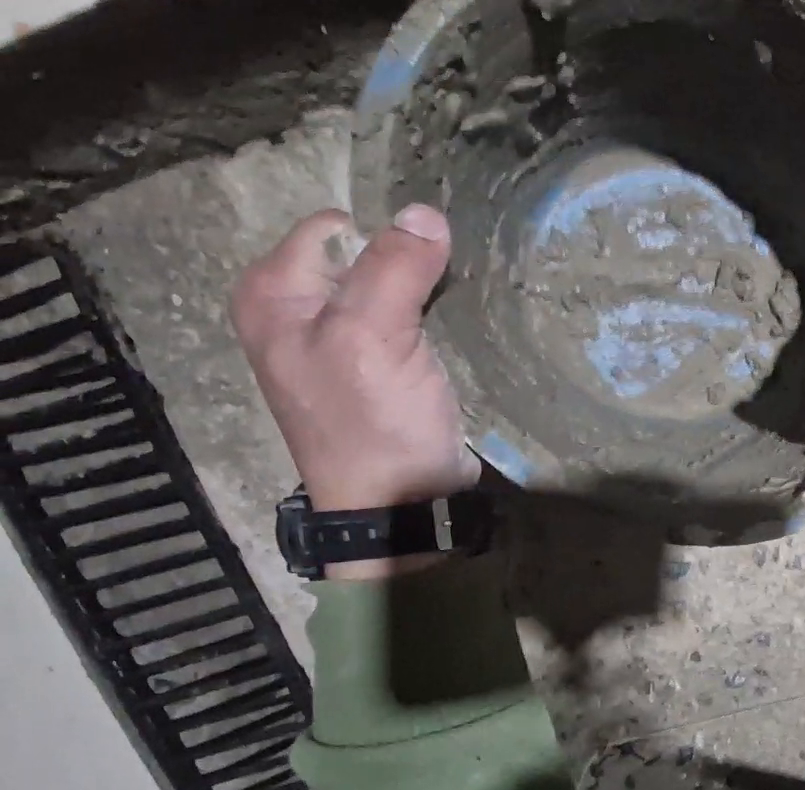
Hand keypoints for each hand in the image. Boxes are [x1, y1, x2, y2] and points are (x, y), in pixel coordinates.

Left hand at [230, 206, 479, 578]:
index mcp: (275, 296)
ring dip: (436, 296)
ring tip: (473, 302)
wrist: (401, 507)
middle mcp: (303, 315)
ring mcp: (348, 348)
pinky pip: (416, 329)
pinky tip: (470, 331)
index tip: (438, 253)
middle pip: (369, 260)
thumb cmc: (373, 423)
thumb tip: (425, 211)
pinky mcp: (389, 375)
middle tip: (461, 279)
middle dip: (416, 263)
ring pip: (399, 295)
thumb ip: (394, 269)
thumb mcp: (373, 337)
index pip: (336, 229)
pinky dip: (442, 325)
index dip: (388, 232)